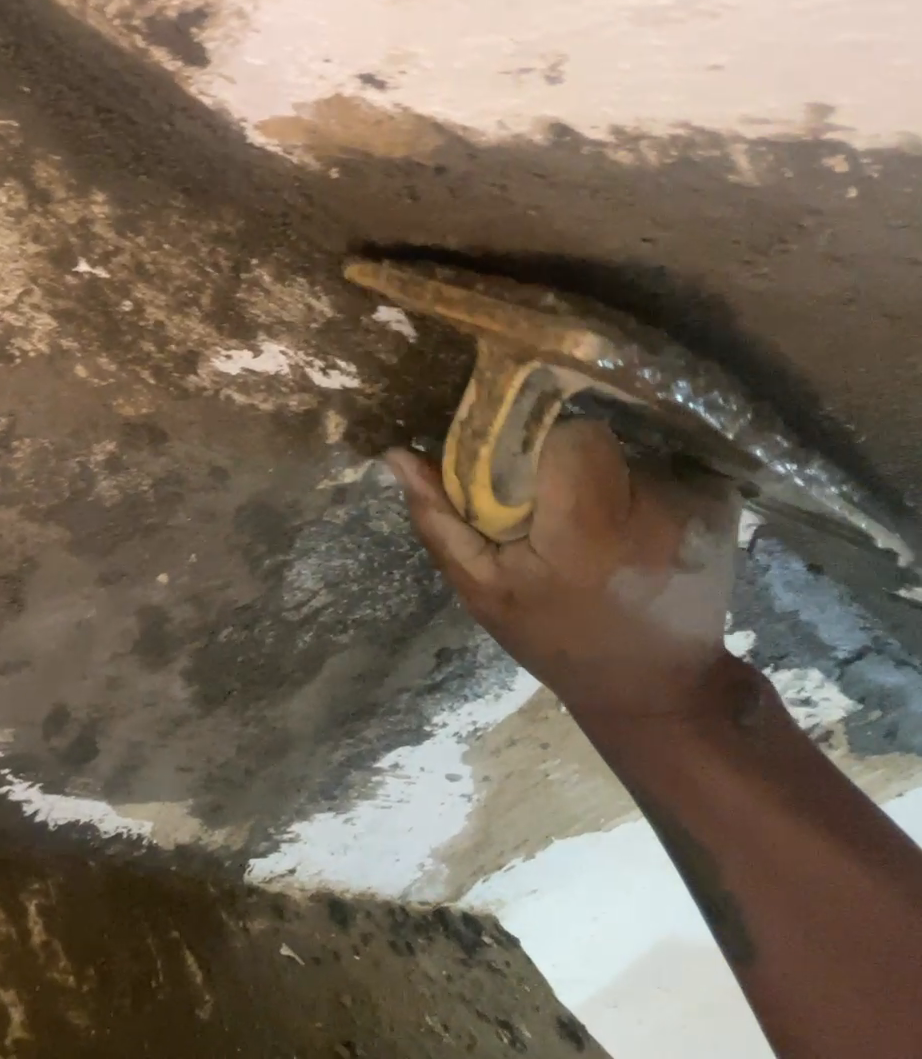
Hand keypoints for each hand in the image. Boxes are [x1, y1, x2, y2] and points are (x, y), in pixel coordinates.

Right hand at [385, 420, 742, 723]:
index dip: (533, 444)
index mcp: (585, 528)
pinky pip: (658, 468)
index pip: (567, 437)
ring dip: (594, 475)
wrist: (656, 683)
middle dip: (559, 459)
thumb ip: (439, 518)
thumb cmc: (552, 637)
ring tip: (582, 521)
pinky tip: (622, 527)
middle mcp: (652, 508)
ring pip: (624, 450)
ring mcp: (698, 505)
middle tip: (543, 501)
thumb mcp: (479, 587)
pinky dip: (631, 486)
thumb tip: (398, 456)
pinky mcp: (722, 505)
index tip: (511, 470)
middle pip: (595, 439)